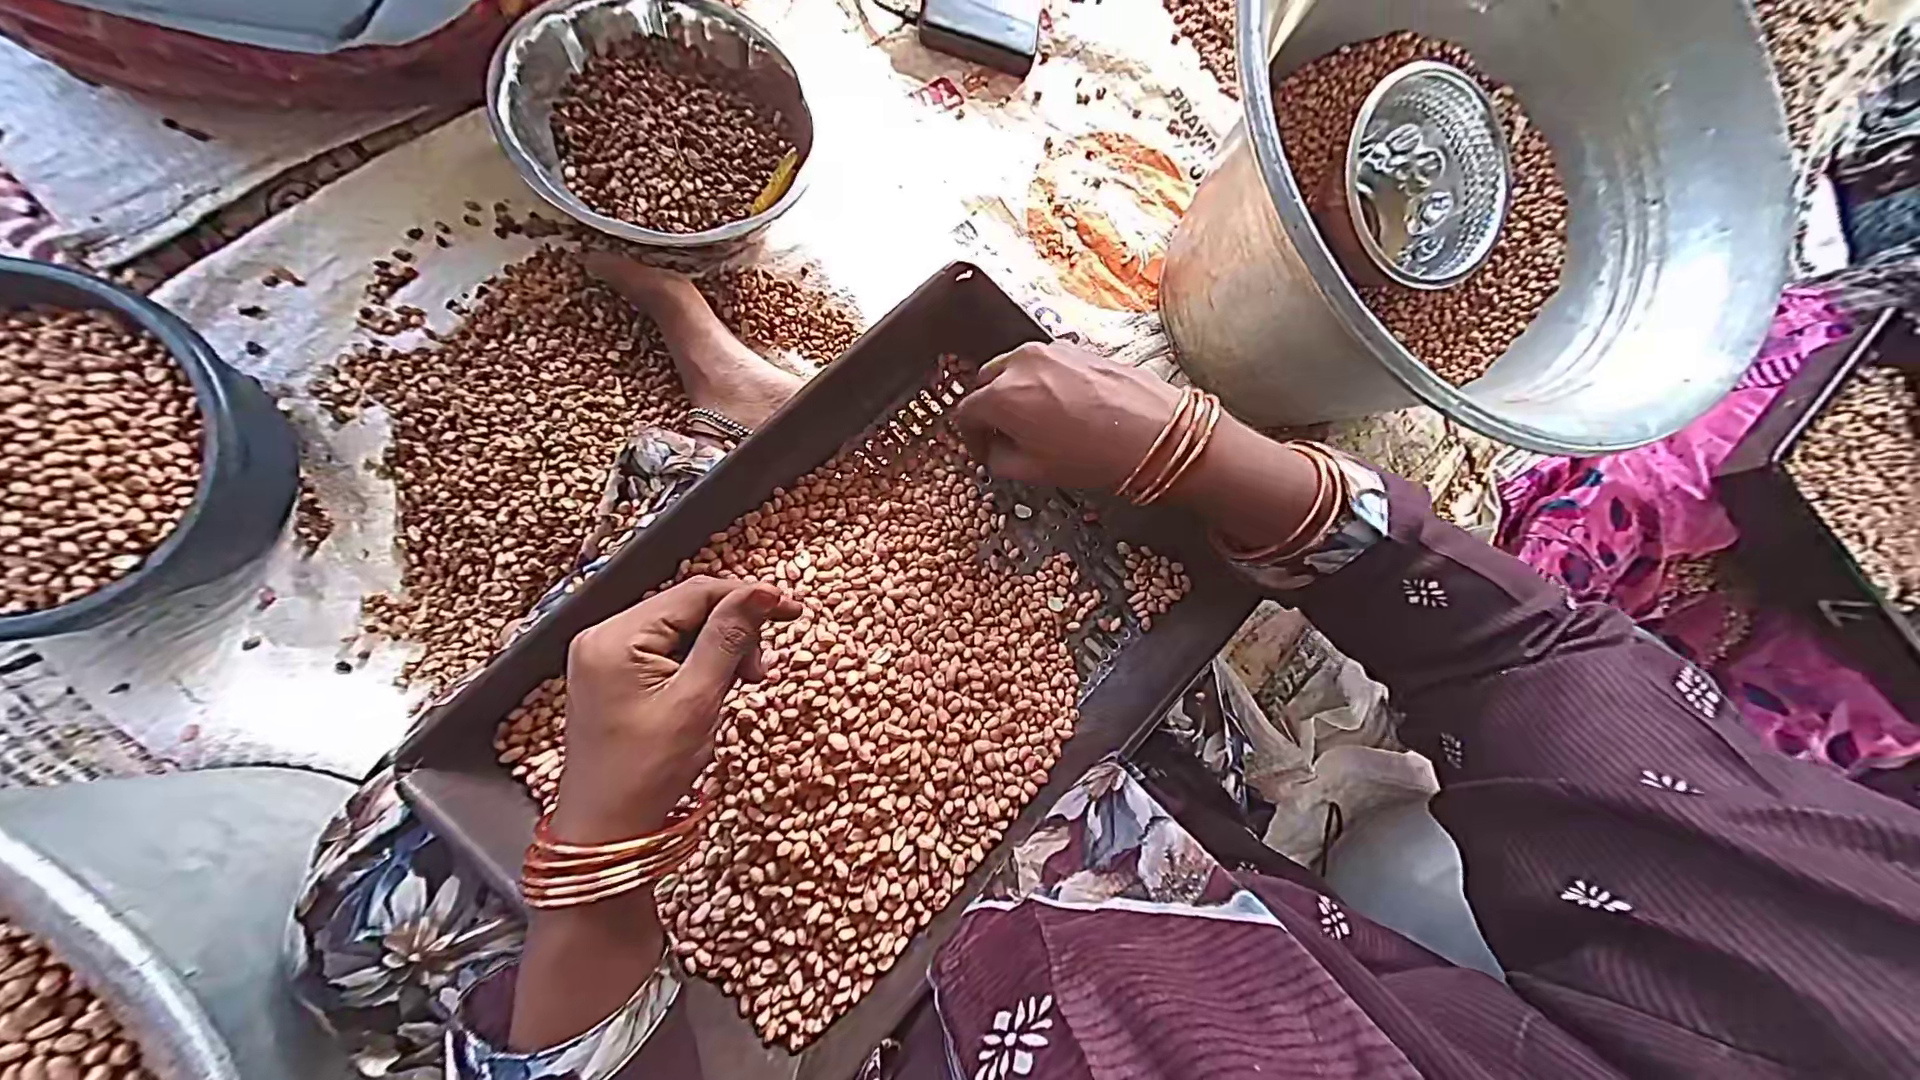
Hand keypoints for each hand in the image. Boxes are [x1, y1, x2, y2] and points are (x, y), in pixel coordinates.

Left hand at [552, 576, 801, 842]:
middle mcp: (606, 635)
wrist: (606, 831)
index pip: (696, 593)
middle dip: (737, 631)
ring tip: (743, 683)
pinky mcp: (619, 672)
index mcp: (616, 637)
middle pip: (692, 608)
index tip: (790, 609)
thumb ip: (729, 638)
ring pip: (688, 628)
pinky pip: (674, 649)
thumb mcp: (697, 700)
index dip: (749, 596)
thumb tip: (763, 592)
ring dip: (725, 649)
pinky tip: (720, 686)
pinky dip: (705, 663)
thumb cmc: (646, 772)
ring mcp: (610, 654)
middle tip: (762, 669)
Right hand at [951, 342, 1183, 490]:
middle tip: (1003, 437)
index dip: (970, 437)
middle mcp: (1019, 363)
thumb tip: (992, 450)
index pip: (965, 412)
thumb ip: (998, 459)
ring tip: (1033, 422)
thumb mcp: (1034, 471)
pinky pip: (1040, 364)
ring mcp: (1048, 349)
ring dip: (1012, 394)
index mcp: (1001, 395)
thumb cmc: (1094, 456)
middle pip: (985, 384)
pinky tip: (1058, 407)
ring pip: (1012, 370)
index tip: (982, 450)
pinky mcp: (1074, 347)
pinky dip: (1037, 382)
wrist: (1156, 433)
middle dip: (989, 410)